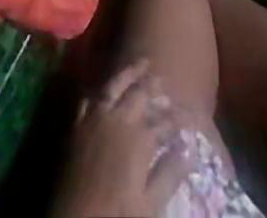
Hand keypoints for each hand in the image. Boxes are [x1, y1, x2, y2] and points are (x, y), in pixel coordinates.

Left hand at [51, 61, 190, 217]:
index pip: (166, 120)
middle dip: (154, 83)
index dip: (179, 117)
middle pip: (139, 92)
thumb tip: (190, 149)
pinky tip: (104, 88)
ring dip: (128, 74)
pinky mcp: (76, 127)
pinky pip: (89, 98)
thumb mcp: (149, 204)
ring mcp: (95, 120)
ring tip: (140, 64)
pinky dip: (100, 89)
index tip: (190, 114)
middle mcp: (118, 120)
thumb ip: (170, 174)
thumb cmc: (115, 214)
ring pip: (114, 85)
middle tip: (164, 78)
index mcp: (140, 137)